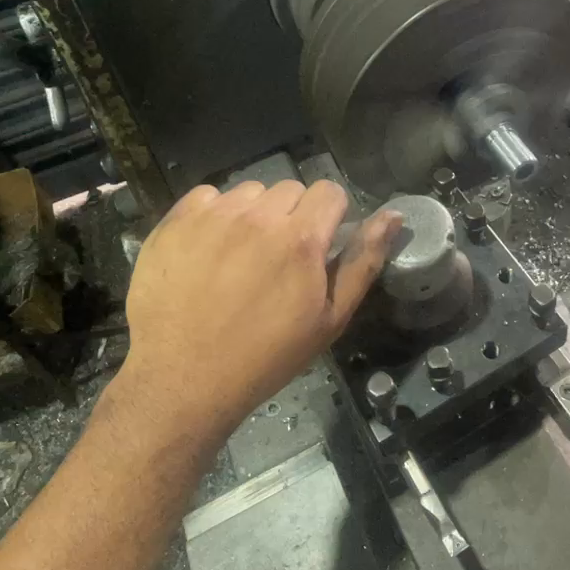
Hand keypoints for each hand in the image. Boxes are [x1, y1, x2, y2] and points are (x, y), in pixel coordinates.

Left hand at [119, 180, 401, 439]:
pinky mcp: (177, 222)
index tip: (318, 243)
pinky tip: (209, 249)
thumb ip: (364, 261)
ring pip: (249, 191)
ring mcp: (214, 216)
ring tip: (241, 255)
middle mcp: (259, 216)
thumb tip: (393, 215)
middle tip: (278, 258)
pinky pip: (207, 196)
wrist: (183, 380)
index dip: (329, 215)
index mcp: (301, 238)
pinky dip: (213, 215)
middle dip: (292, 216)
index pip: (329, 191)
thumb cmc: (265, 356)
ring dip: (253, 214)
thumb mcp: (329, 318)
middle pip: (290, 190)